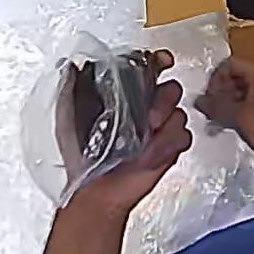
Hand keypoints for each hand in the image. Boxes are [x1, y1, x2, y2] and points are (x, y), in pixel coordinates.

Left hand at [64, 50, 192, 218]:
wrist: (96, 192)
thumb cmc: (81, 156)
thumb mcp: (69, 119)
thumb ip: (72, 91)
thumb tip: (71, 66)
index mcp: (126, 95)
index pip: (149, 69)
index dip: (159, 61)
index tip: (163, 62)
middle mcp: (146, 108)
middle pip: (171, 88)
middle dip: (164, 100)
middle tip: (151, 117)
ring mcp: (161, 128)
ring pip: (179, 114)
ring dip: (165, 128)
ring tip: (146, 142)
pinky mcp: (171, 147)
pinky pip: (183, 136)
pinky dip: (170, 145)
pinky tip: (152, 155)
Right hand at [196, 56, 253, 160]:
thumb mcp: (238, 116)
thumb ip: (216, 106)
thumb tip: (200, 100)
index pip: (231, 63)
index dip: (216, 77)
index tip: (210, 94)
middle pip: (235, 77)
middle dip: (220, 91)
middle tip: (211, 108)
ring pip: (241, 91)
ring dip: (226, 103)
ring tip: (216, 119)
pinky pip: (248, 103)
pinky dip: (236, 111)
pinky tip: (228, 125)